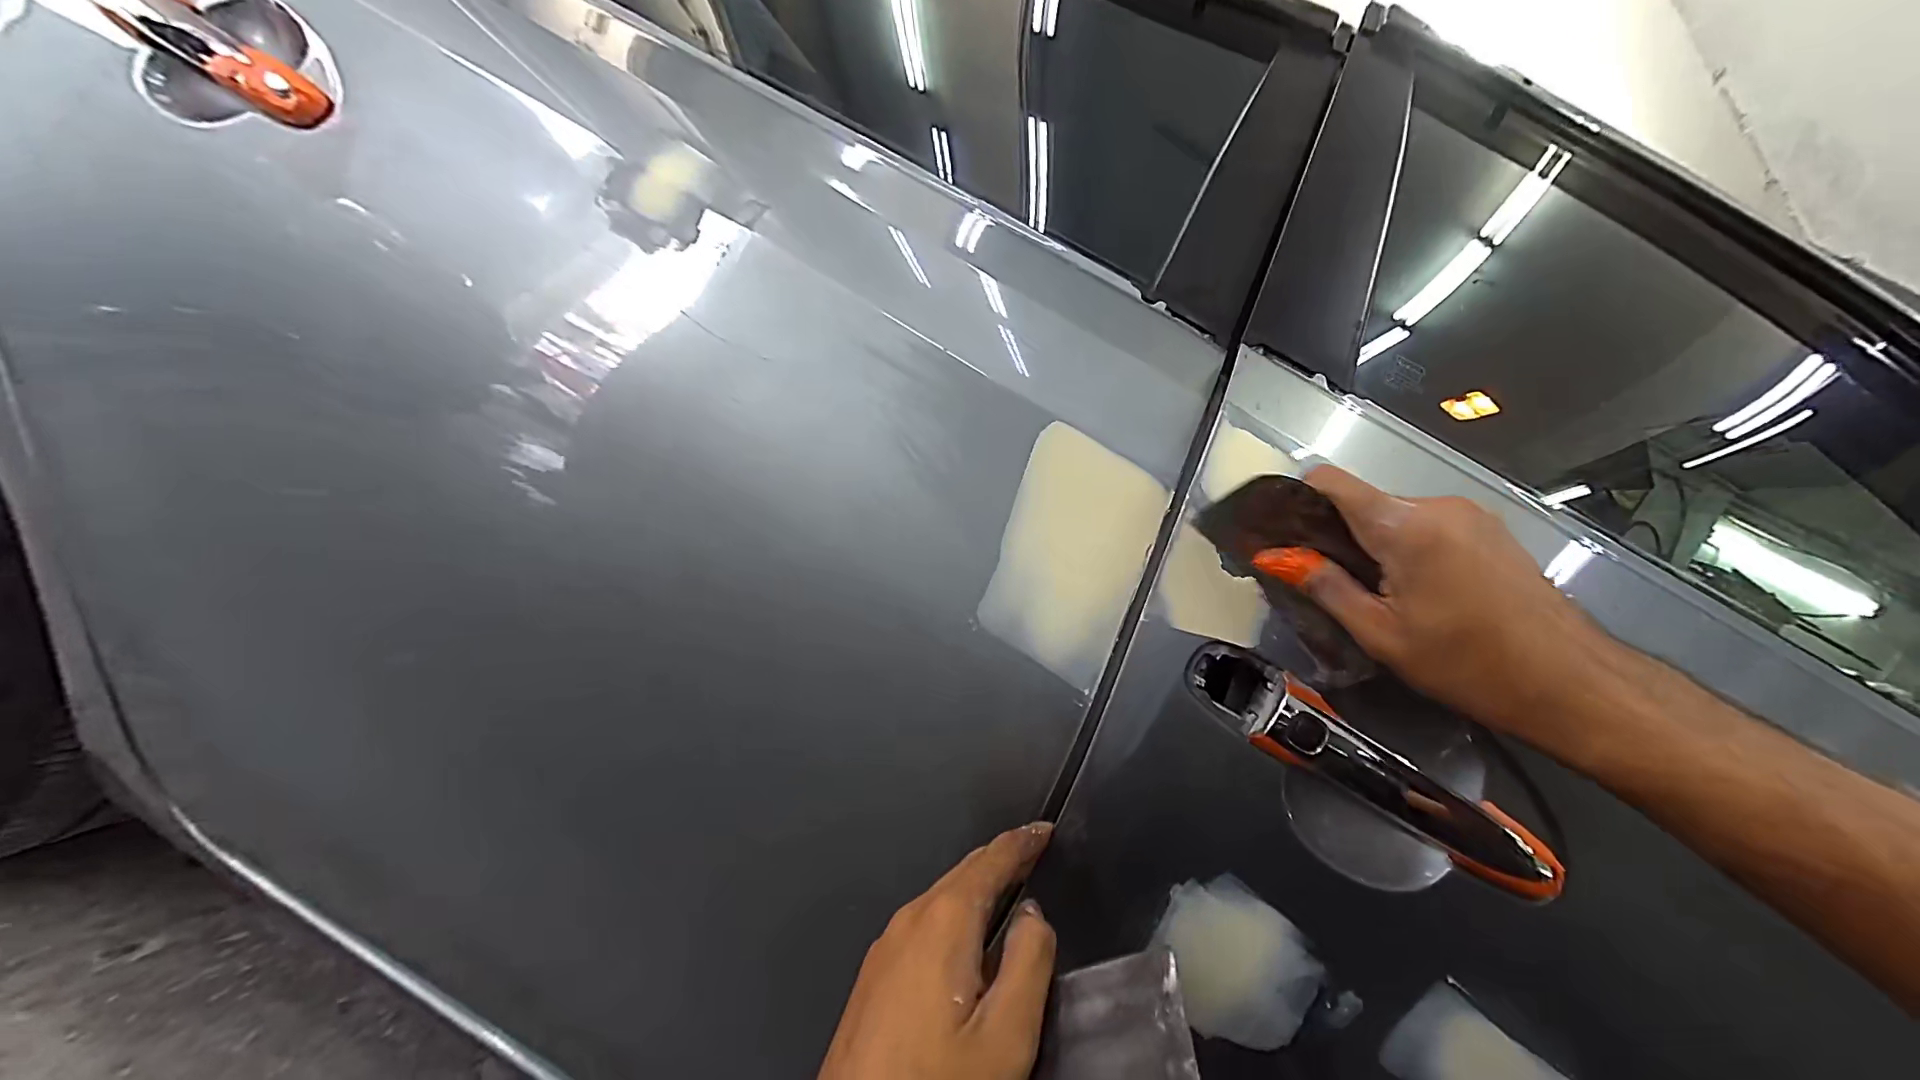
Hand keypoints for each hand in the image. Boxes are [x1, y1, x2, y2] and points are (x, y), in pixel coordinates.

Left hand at [818, 822, 1056, 1079]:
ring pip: (942, 896)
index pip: (991, 861)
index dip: (1022, 842)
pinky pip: (925, 922)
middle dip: (1001, 857)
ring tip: (1009, 884)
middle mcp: (909, 920)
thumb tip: (1033, 914)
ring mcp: (886, 946)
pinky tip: (969, 935)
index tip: (1045, 831)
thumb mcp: (1005, 1034)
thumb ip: (1029, 961)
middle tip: (1033, 849)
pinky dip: (956, 911)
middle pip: (964, 872)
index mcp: (943, 921)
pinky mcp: (876, 974)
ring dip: (978, 884)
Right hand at [1257, 465, 1625, 756]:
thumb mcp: (1379, 633)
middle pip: (1362, 503)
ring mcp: (1469, 515)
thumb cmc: (1468, 663)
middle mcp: (1438, 506)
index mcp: (1406, 525)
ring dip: (1373, 545)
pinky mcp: (1489, 530)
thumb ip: (1324, 586)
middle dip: (1337, 535)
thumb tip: (1277, 557)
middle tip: (1329, 583)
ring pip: (1393, 516)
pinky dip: (1405, 548)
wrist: (1572, 682)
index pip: (1330, 482)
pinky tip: (1415, 591)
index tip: (1285, 537)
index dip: (1298, 501)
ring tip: (1377, 594)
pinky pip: (1425, 525)